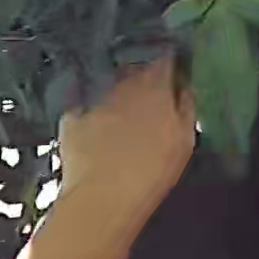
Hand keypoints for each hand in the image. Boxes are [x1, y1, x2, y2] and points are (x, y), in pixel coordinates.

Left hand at [57, 56, 194, 217]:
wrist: (103, 198)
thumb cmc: (155, 170)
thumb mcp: (185, 140)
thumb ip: (186, 108)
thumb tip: (184, 88)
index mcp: (155, 87)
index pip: (164, 60)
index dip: (170, 64)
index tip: (175, 72)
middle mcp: (123, 86)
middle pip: (136, 71)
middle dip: (144, 78)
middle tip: (152, 98)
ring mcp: (94, 101)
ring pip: (110, 88)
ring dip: (119, 95)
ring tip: (125, 115)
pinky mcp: (71, 120)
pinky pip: (85, 109)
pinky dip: (92, 115)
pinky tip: (96, 131)